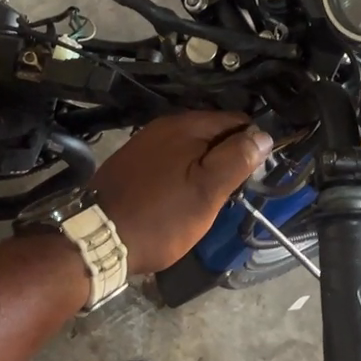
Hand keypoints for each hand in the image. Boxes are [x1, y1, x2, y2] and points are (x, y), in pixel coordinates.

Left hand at [92, 111, 271, 273]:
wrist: (98, 240)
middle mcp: (164, 126)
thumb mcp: (207, 191)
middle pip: (213, 132)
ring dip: (205, 165)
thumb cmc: (161, 218)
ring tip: (209, 196)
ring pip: (191, 147)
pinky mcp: (132, 162)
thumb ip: (236, 160)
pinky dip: (183, 171)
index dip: (252, 144)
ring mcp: (145, 142)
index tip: (254, 173)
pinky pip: (170, 158)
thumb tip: (262, 135)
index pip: (236, 121)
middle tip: (232, 190)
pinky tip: (181, 195)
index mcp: (186, 126)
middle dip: (227, 156)